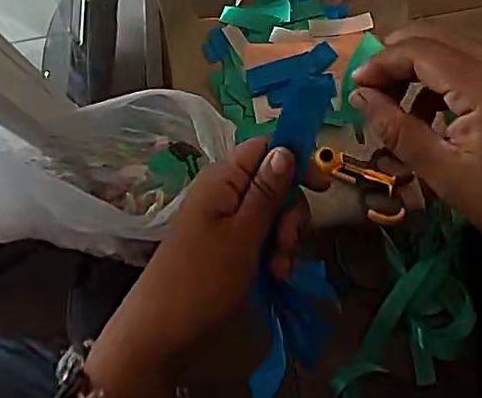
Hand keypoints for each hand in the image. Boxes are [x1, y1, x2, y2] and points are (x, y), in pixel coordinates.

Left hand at [86, 136, 308, 394]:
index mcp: (223, 177)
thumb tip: (286, 149)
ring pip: (270, 213)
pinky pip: (259, 236)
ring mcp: (224, 218)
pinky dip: (272, 253)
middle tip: (288, 242)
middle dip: (289, 211)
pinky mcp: (226, 244)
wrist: (161, 333)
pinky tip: (274, 277)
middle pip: (272, 182)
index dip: (294, 160)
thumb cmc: (203, 279)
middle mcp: (223, 190)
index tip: (321, 187)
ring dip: (283, 239)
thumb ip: (266, 191)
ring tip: (278, 270)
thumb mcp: (243, 234)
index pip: (264, 147)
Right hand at [348, 22, 481, 281]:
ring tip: (393, 109)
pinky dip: (439, 80)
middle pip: (430, 36)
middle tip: (369, 92)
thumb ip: (397, 128)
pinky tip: (430, 118)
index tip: (353, 90)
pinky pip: (467, 65)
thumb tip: (358, 96)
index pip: (414, 50)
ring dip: (415, 69)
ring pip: (448, 48)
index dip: (378, 64)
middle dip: (393, 58)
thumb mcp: (446, 174)